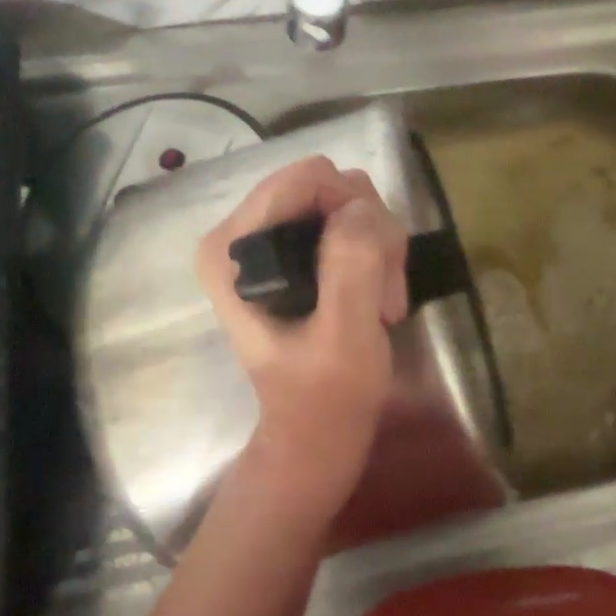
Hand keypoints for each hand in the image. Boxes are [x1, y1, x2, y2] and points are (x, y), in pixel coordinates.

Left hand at [196, 156, 410, 502]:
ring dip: (379, 247)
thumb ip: (349, 267)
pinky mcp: (294, 253)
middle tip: (384, 288)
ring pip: (348, 203)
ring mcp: (269, 241)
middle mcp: (243, 232)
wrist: (317, 437)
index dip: (351, 206)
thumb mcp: (345, 336)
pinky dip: (377, 255)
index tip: (375, 260)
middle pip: (329, 186)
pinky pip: (351, 224)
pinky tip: (380, 297)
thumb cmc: (326, 396)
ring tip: (384, 302)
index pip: (305, 178)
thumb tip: (361, 207)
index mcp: (231, 247)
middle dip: (370, 231)